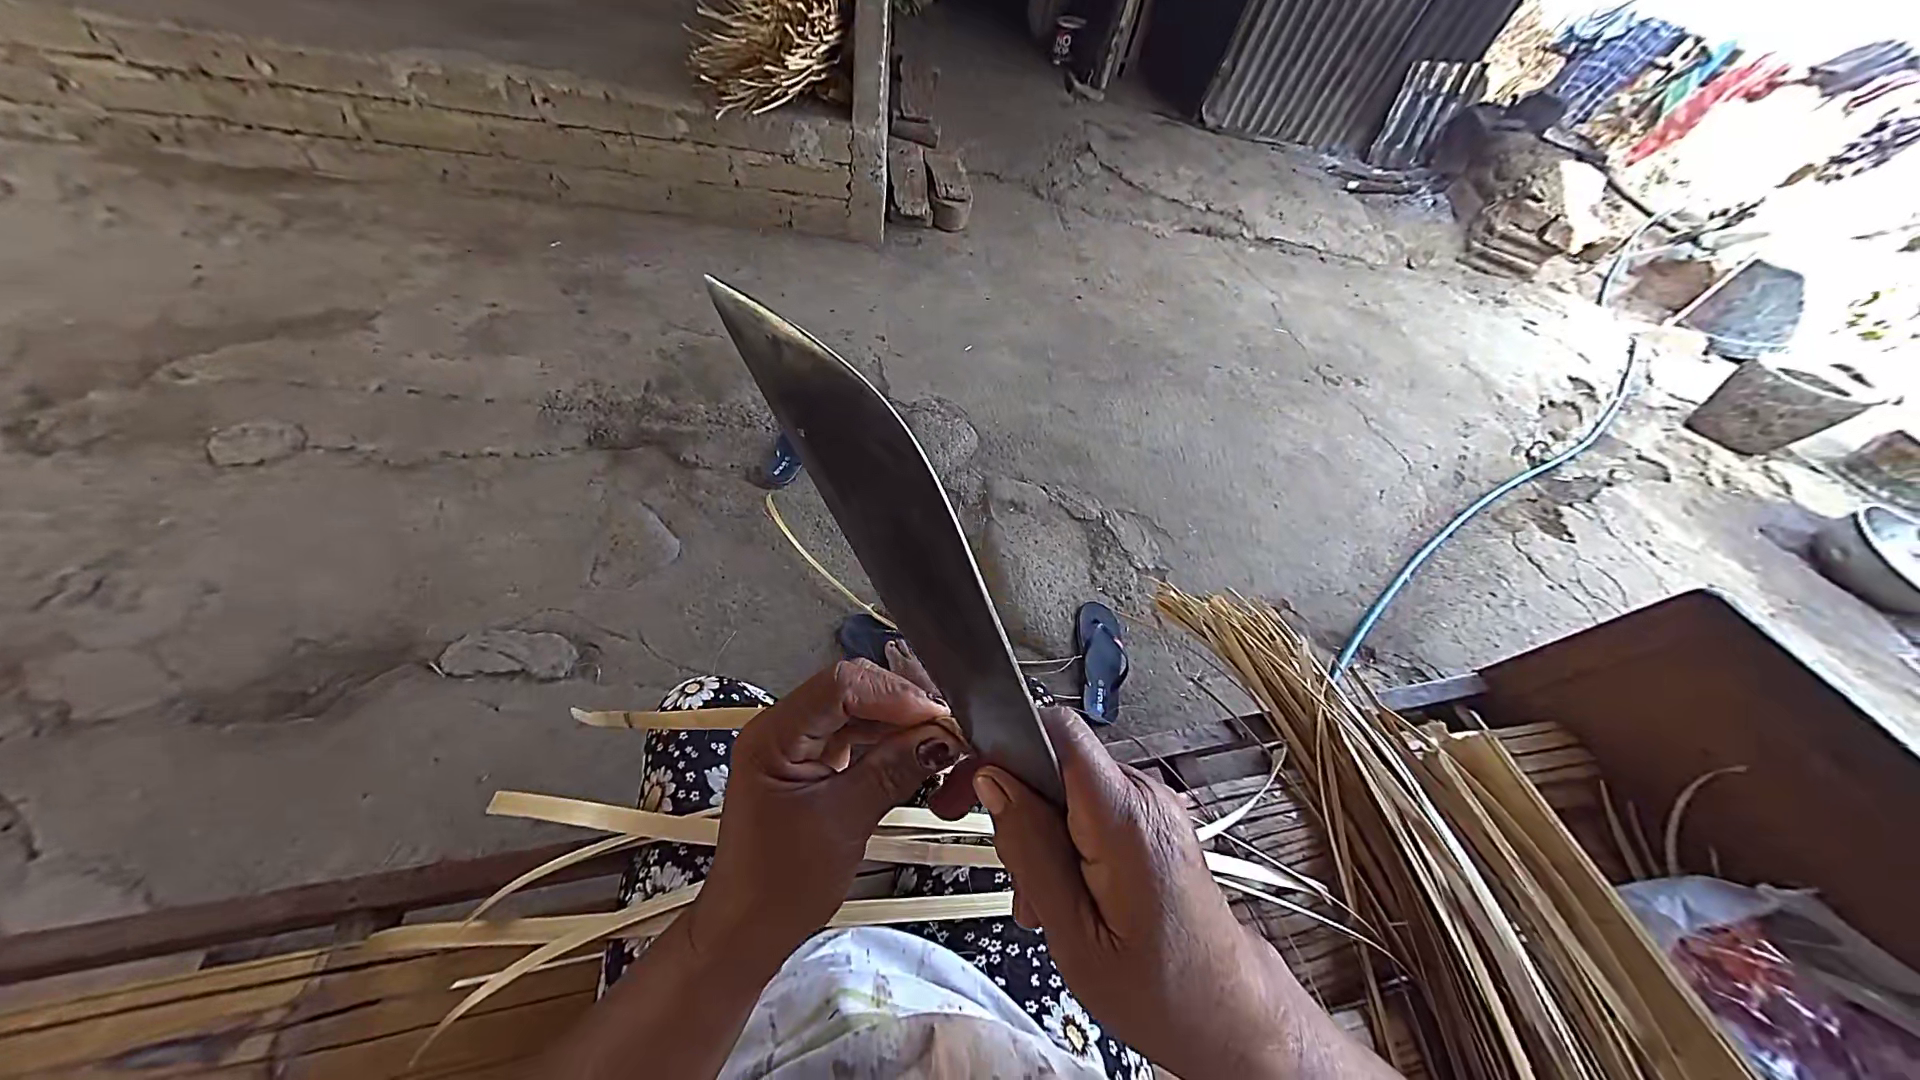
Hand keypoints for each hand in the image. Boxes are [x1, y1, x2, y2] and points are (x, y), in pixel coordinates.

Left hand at [691, 659, 966, 957]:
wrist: (749, 929)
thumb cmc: (782, 884)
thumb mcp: (844, 822)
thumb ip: (892, 770)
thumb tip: (941, 738)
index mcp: (774, 735)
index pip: (839, 686)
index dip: (892, 694)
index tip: (936, 716)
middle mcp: (783, 727)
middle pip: (850, 688)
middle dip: (900, 701)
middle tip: (945, 725)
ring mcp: (798, 742)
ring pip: (858, 707)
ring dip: (899, 718)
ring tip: (938, 736)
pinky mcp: (814, 758)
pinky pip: (857, 732)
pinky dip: (889, 736)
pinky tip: (916, 748)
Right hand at [975, 707, 1398, 1079]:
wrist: (1235, 1017)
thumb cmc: (1164, 993)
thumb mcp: (1075, 936)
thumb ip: (1031, 850)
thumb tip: (992, 782)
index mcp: (1124, 816)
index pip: (1056, 730)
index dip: (1003, 746)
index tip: (967, 788)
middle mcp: (1143, 794)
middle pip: (1054, 762)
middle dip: (1016, 806)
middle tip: (1006, 871)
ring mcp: (1151, 804)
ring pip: (1066, 787)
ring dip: (1038, 832)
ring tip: (1041, 901)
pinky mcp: (1151, 819)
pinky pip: (1089, 806)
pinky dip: (1064, 839)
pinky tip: (1064, 893)